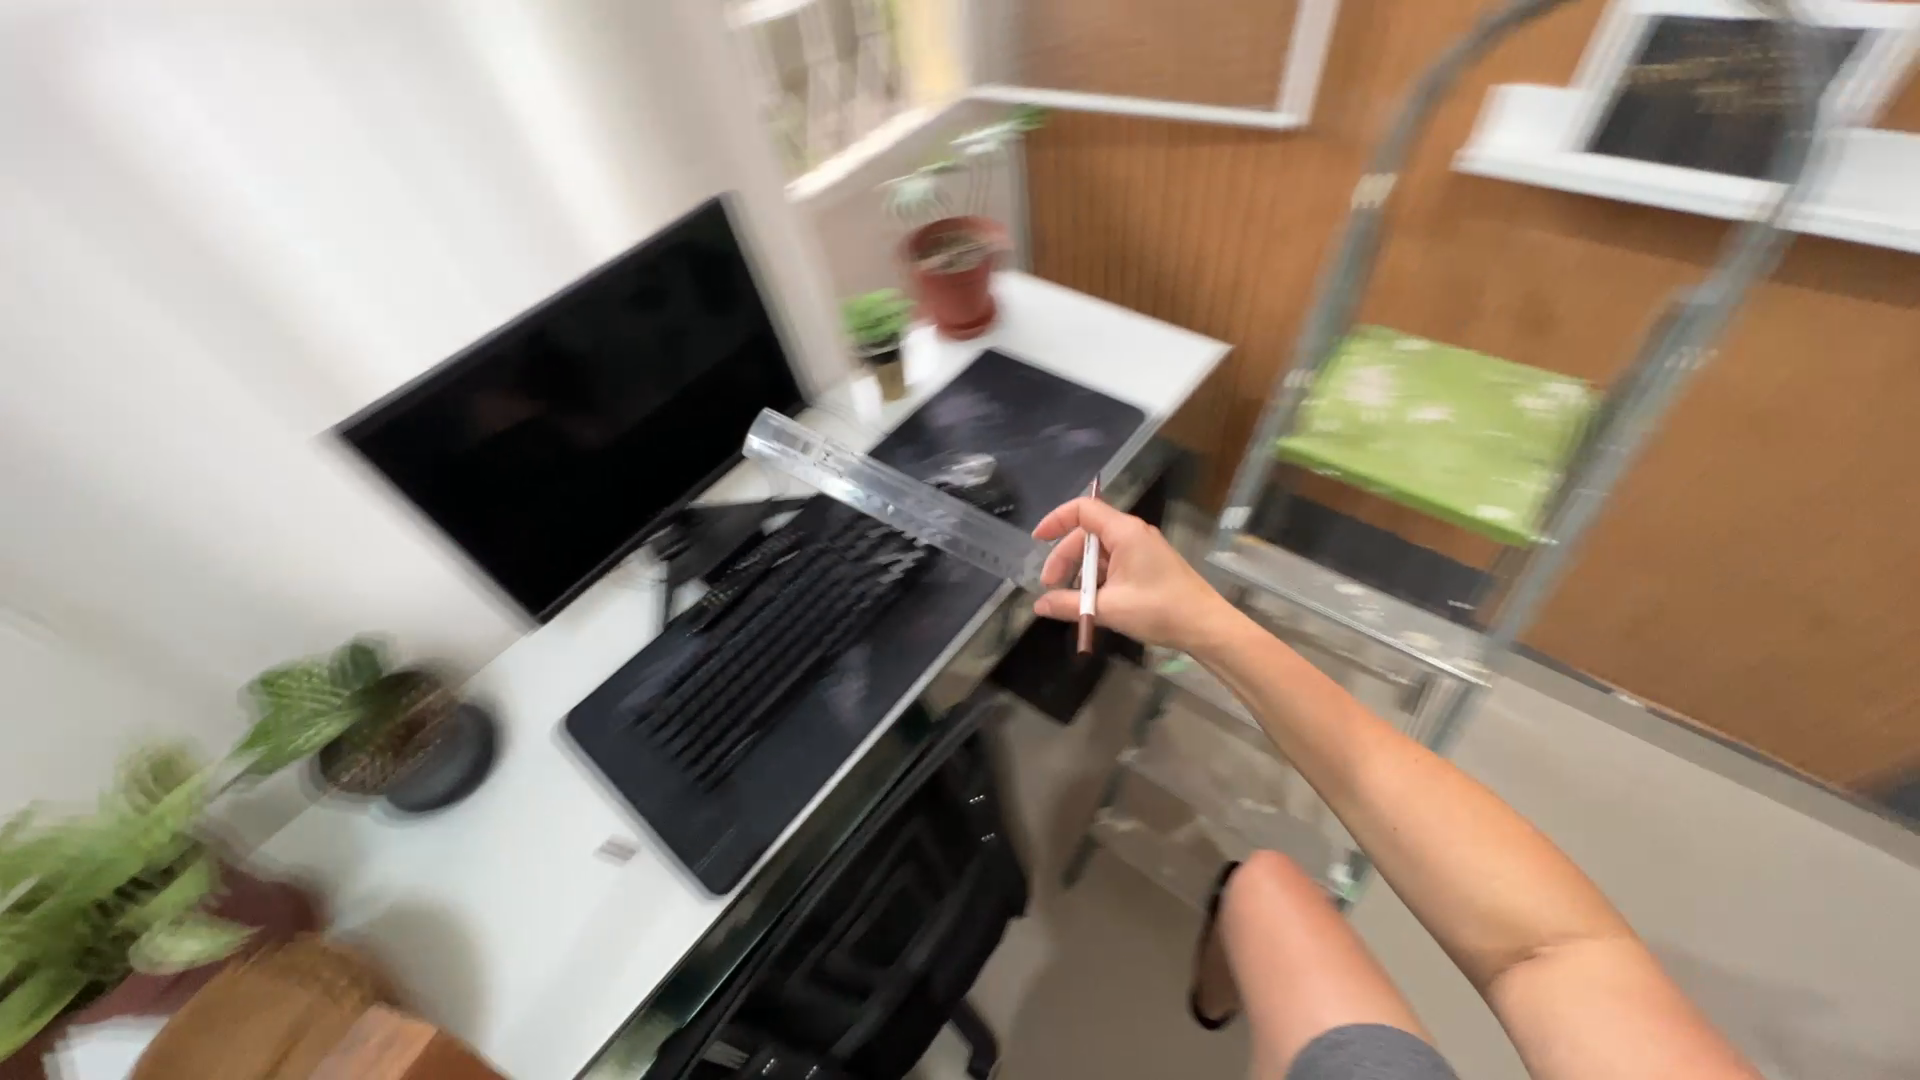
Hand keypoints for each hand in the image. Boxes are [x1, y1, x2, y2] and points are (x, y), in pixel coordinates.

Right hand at [1031, 497, 1241, 654]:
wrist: (1206, 626)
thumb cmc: (1159, 610)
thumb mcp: (1108, 608)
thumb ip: (1068, 604)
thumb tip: (1039, 605)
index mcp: (1124, 532)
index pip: (1083, 509)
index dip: (1056, 520)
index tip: (1037, 540)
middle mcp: (1133, 534)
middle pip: (1087, 535)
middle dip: (1065, 558)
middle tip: (1051, 588)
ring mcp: (1142, 549)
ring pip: (1099, 552)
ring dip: (1080, 573)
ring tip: (1070, 600)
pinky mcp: (1148, 565)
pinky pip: (1114, 563)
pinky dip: (1097, 579)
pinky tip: (1092, 602)